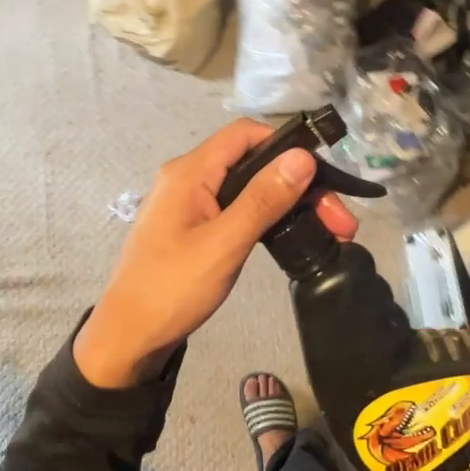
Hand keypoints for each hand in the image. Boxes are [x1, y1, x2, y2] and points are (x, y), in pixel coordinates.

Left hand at [73, 119, 358, 386]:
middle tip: (340, 222)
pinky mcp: (193, 229)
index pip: (245, 134)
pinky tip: (290, 237)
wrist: (129, 336)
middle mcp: (187, 178)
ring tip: (329, 231)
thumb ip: (263, 199)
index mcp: (189, 172)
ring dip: (287, 205)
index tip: (324, 177)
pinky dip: (266, 220)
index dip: (287, 147)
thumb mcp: (224, 243)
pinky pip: (236, 210)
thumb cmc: (173, 288)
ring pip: (247, 189)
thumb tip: (303, 156)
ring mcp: (188, 204)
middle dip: (298, 185)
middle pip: (252, 162)